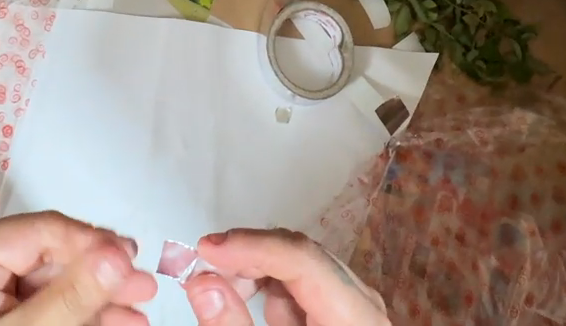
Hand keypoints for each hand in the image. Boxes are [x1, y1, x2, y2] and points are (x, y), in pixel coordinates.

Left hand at [0, 211, 158, 325]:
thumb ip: (68, 298)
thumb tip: (121, 255)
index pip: (43, 231)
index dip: (90, 241)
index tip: (130, 259)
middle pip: (58, 256)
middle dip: (103, 273)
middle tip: (145, 286)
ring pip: (64, 282)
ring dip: (104, 297)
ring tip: (141, 310)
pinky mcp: (12, 318)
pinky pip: (57, 306)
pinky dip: (89, 315)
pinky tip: (121, 322)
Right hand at [181, 228, 389, 325]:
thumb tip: (200, 281)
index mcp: (359, 323)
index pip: (305, 260)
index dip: (253, 247)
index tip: (205, 249)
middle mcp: (365, 309)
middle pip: (304, 260)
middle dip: (250, 258)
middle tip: (203, 266)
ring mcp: (356, 314)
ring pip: (302, 271)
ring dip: (257, 273)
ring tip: (219, 288)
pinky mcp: (342, 321)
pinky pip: (304, 293)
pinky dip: (270, 294)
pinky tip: (245, 302)